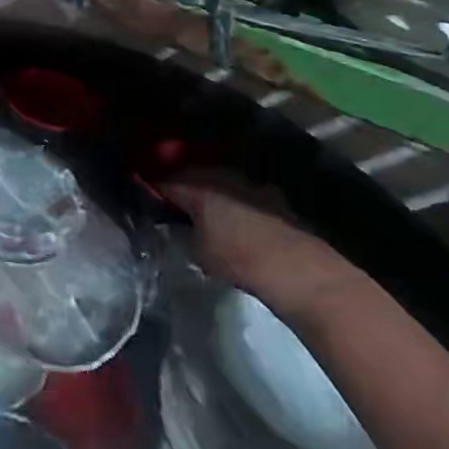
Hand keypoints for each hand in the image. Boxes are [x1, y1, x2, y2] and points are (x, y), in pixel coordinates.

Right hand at [162, 180, 362, 316]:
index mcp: (196, 186)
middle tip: (172, 200)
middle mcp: (222, 177)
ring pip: (220, 182)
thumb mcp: (198, 252)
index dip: (151, 187)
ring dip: (210, 191)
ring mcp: (252, 186)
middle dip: (181, 184)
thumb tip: (178, 225)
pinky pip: (243, 194)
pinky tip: (233, 218)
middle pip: (192, 174)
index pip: (163, 181)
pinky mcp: (276, 200)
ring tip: (203, 209)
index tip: (143, 194)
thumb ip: (183, 232)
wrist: (305, 274)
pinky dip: (233, 201)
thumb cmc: (241, 260)